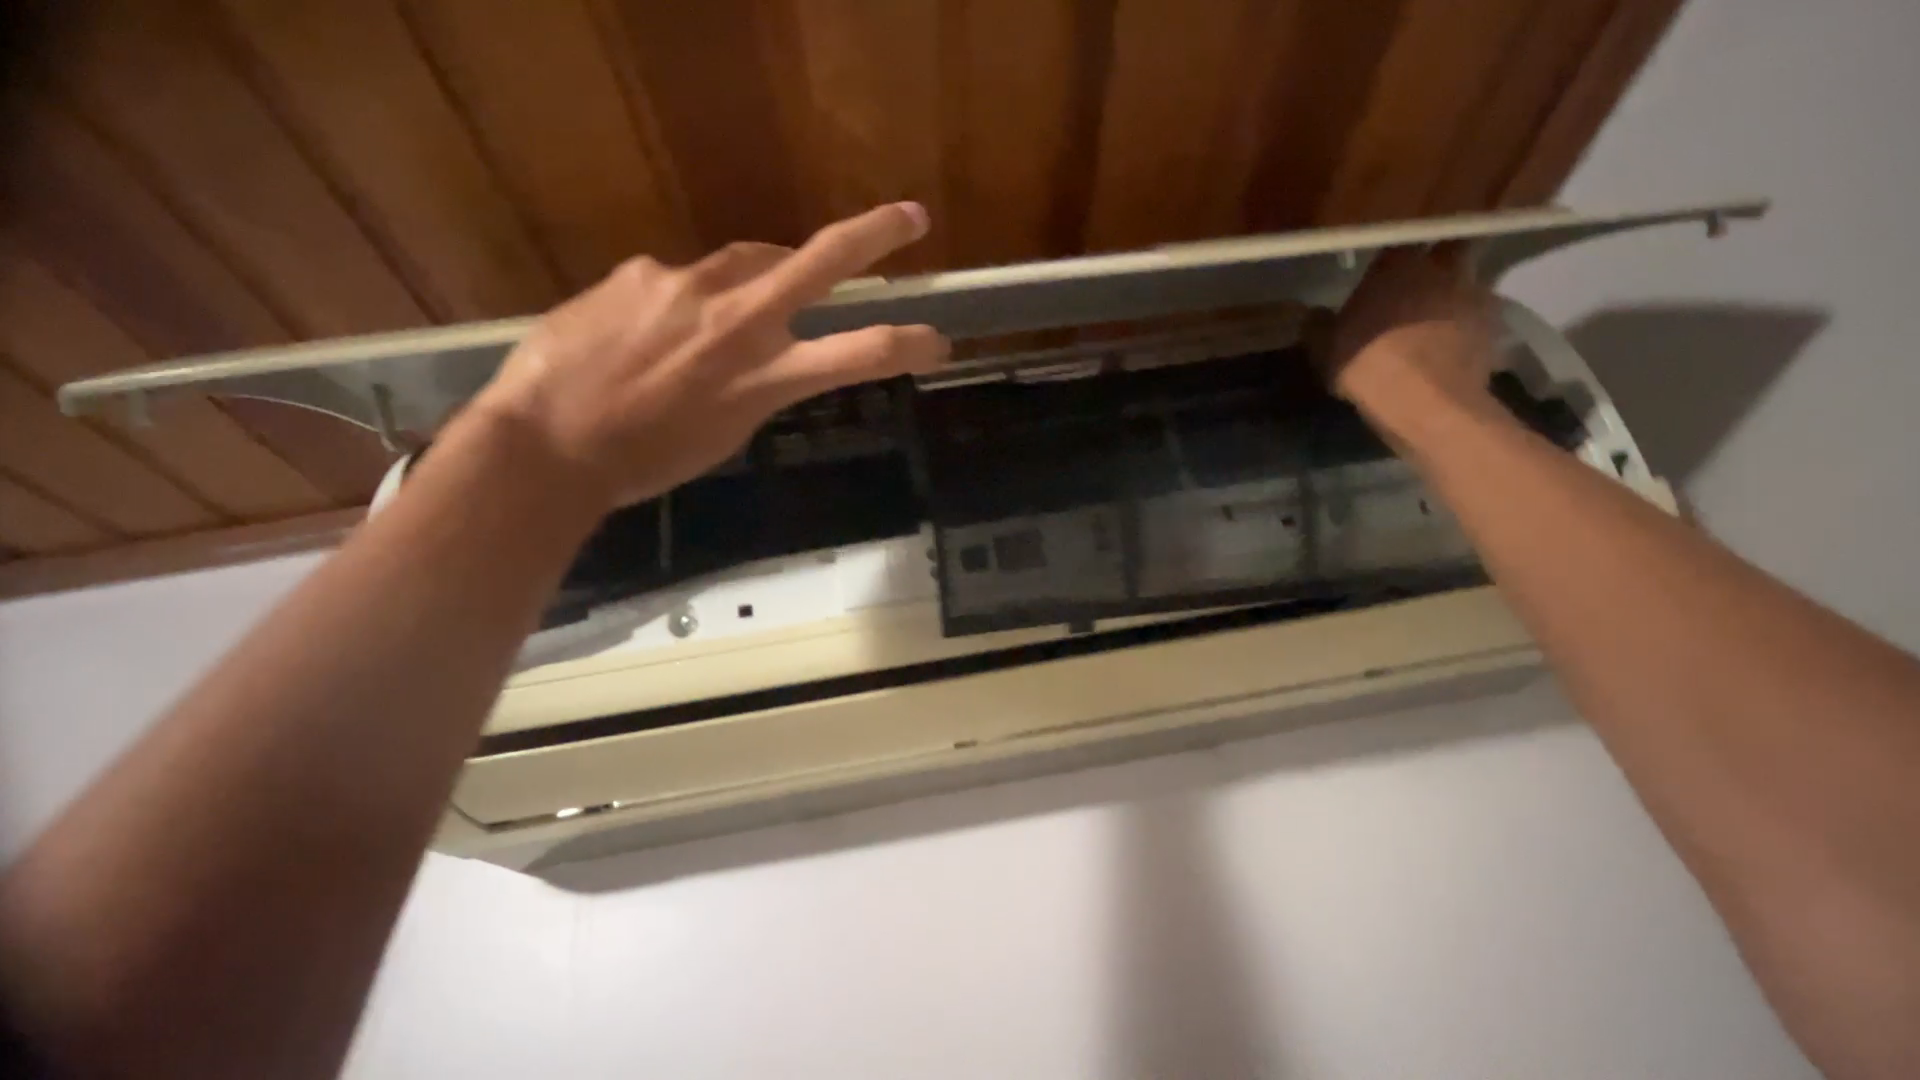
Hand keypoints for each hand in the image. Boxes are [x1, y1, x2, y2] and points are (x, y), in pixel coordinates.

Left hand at [463, 202, 947, 508]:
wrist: (547, 443)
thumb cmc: (643, 461)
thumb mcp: (723, 434)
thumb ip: (754, 385)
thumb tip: (758, 353)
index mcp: (763, 376)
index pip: (858, 352)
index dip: (909, 343)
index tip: (937, 339)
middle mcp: (736, 318)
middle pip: (821, 259)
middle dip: (875, 234)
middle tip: (911, 216)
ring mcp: (686, 285)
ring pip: (744, 263)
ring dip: (758, 276)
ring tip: (739, 305)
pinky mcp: (641, 271)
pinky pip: (678, 280)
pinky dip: (680, 302)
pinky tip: (648, 332)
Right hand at [1319, 242, 1506, 444]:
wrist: (1425, 401)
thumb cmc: (1367, 364)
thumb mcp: (1324, 350)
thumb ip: (1318, 326)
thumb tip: (1314, 315)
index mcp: (1395, 265)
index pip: (1395, 247)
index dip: (1390, 262)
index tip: (1381, 279)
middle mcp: (1440, 268)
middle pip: (1448, 249)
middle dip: (1438, 262)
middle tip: (1422, 285)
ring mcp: (1473, 294)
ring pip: (1468, 282)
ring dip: (1456, 294)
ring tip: (1440, 319)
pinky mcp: (1494, 324)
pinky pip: (1481, 317)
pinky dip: (1470, 327)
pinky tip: (1455, 346)